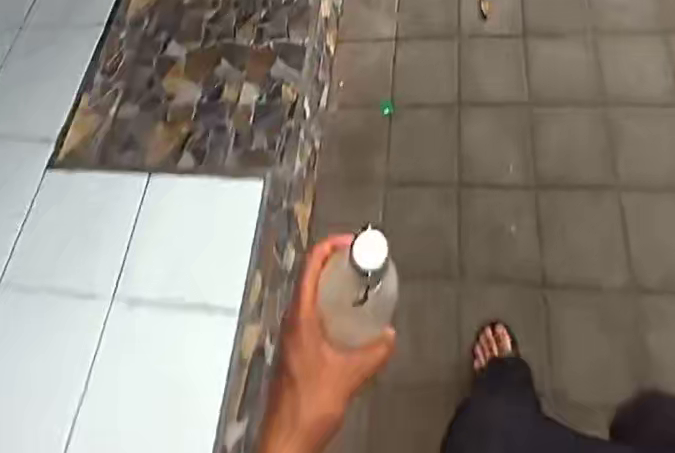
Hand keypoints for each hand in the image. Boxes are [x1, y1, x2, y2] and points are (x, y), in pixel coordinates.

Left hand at [257, 235, 394, 452]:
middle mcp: (291, 320)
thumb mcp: (350, 375)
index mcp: (300, 316)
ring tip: (358, 282)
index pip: (311, 264)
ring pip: (309, 294)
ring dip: (331, 282)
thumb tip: (389, 335)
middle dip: (335, 261)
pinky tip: (347, 317)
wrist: (284, 444)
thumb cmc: (311, 405)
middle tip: (361, 260)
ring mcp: (290, 335)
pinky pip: (310, 312)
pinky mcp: (293, 350)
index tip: (354, 242)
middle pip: (310, 275)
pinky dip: (328, 302)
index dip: (332, 245)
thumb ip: (374, 352)